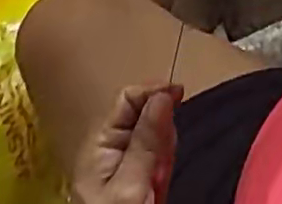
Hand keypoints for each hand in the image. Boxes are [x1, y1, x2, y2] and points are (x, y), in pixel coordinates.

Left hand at [71, 83, 180, 203]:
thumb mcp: (132, 185)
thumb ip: (147, 139)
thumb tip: (163, 94)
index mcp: (100, 144)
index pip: (128, 98)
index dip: (153, 91)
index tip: (180, 94)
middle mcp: (109, 150)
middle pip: (144, 117)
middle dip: (160, 132)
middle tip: (162, 163)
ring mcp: (121, 167)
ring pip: (153, 138)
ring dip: (163, 153)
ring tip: (158, 183)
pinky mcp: (134, 183)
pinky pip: (155, 161)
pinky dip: (162, 169)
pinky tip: (159, 189)